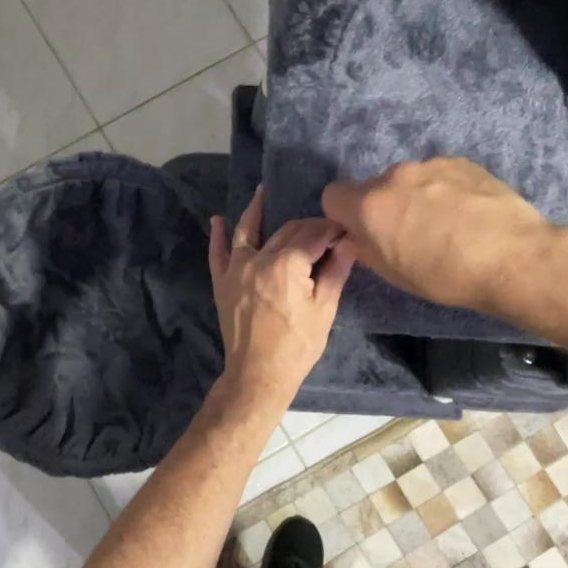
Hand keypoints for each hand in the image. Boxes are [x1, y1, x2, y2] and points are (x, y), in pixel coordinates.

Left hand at [209, 187, 354, 403]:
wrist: (258, 375)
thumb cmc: (297, 346)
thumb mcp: (324, 310)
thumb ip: (335, 271)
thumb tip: (350, 242)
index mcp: (287, 264)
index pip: (314, 235)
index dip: (332, 231)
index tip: (345, 233)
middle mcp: (259, 259)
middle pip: (286, 231)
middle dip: (307, 226)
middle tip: (324, 230)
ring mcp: (236, 269)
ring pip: (248, 232)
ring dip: (256, 211)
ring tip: (262, 192)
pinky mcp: (222, 283)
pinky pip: (218, 254)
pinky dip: (217, 236)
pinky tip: (218, 219)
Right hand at [320, 157, 563, 316]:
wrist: (512, 257)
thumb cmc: (444, 275)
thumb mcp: (393, 273)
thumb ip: (364, 248)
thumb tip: (356, 236)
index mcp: (369, 205)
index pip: (332, 195)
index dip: (343, 216)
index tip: (363, 234)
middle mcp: (394, 176)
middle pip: (373, 188)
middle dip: (383, 207)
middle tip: (409, 235)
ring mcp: (430, 165)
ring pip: (408, 181)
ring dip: (414, 198)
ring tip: (444, 225)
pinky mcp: (462, 162)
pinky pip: (438, 175)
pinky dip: (443, 191)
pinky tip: (466, 214)